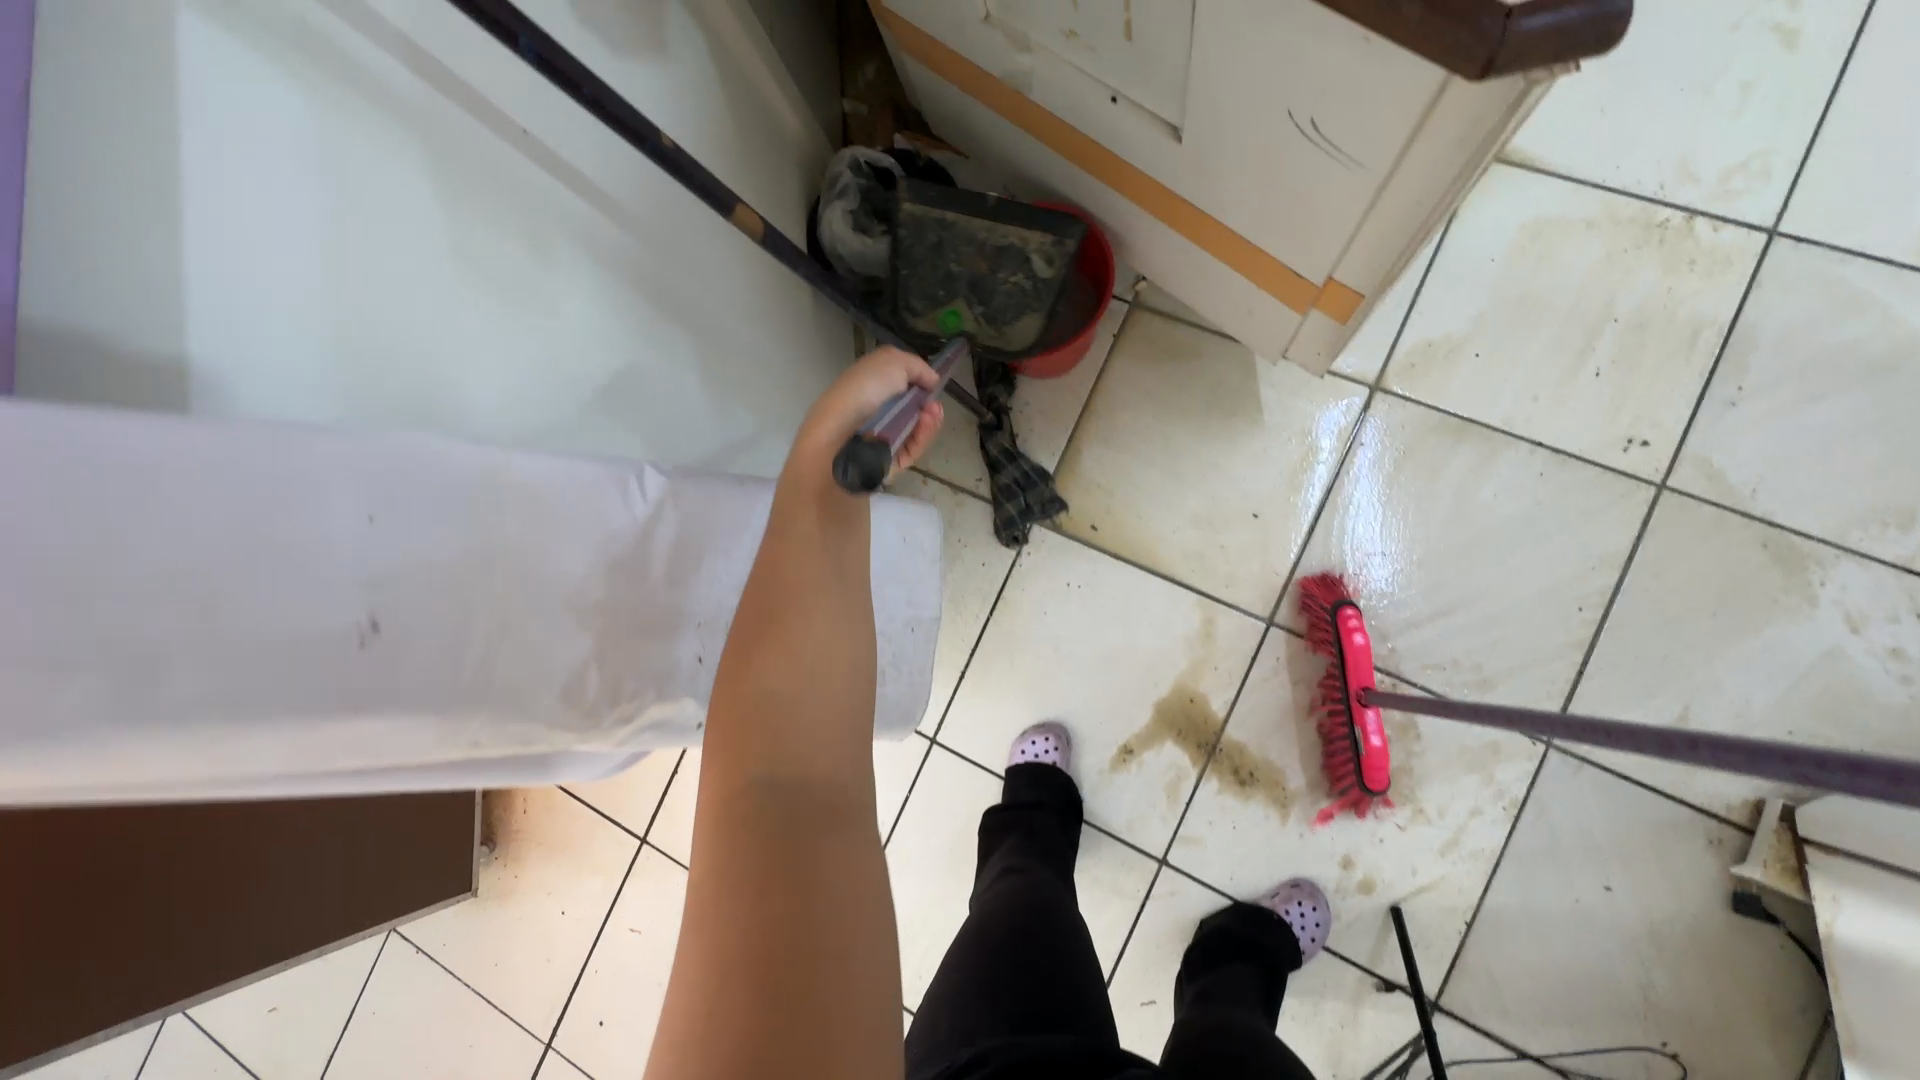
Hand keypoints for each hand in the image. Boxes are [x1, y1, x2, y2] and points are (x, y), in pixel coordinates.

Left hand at [790, 346, 946, 480]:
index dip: (918, 382)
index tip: (932, 383)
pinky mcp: (889, 461)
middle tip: (935, 402)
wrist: (838, 436)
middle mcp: (874, 413)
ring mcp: (881, 438)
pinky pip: (913, 448)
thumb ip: (916, 367)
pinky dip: (923, 435)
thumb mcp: (891, 362)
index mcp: (867, 387)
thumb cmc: (861, 392)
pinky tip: (928, 423)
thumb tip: (933, 380)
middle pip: (910, 409)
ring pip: (915, 430)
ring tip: (934, 412)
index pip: (898, 385)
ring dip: (929, 419)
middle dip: (927, 403)